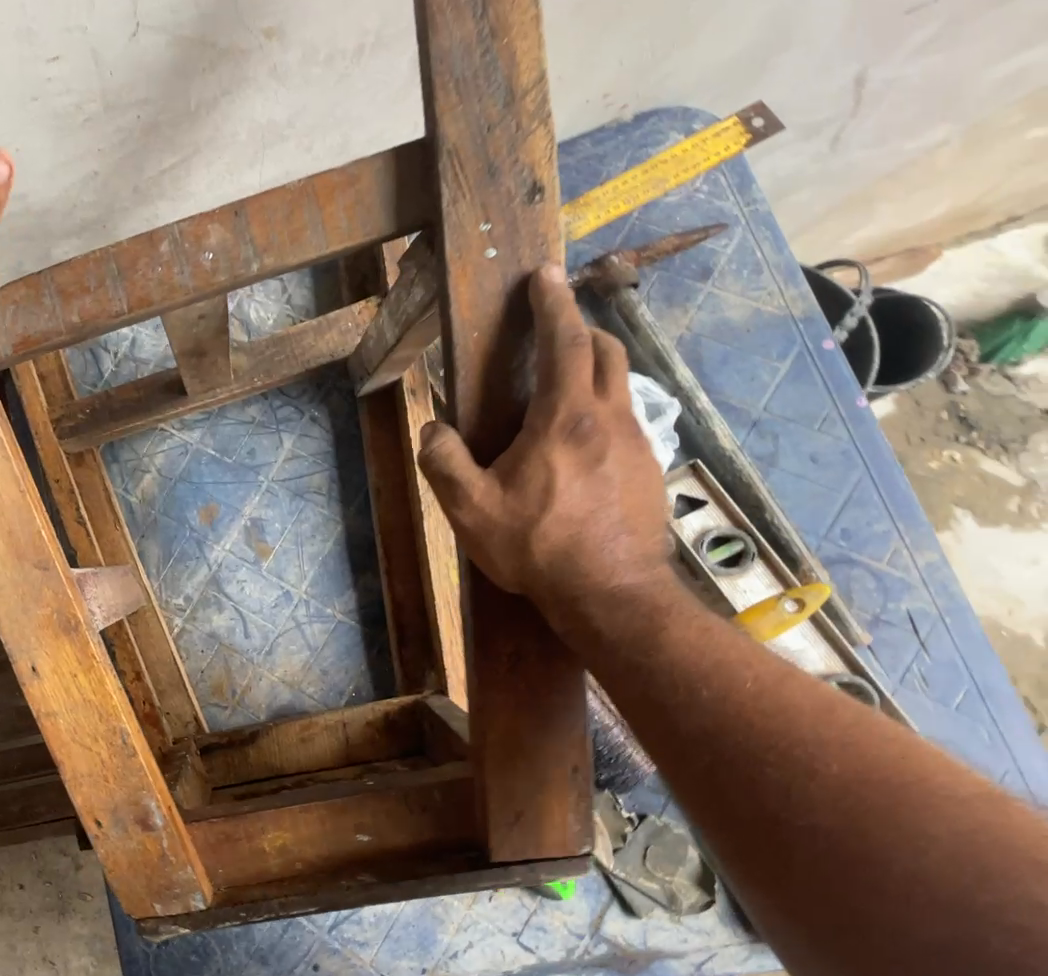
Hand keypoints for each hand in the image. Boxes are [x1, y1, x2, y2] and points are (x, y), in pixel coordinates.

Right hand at [417, 264, 675, 631]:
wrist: (612, 595)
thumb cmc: (538, 547)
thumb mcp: (471, 510)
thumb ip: (444, 462)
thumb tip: (432, 431)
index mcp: (564, 419)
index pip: (565, 343)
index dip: (554, 304)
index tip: (544, 276)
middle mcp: (609, 419)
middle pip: (607, 351)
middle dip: (581, 328)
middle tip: (554, 327)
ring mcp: (637, 443)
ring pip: (623, 383)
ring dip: (595, 367)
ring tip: (563, 382)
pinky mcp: (649, 469)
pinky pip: (626, 419)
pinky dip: (603, 408)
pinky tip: (579, 442)